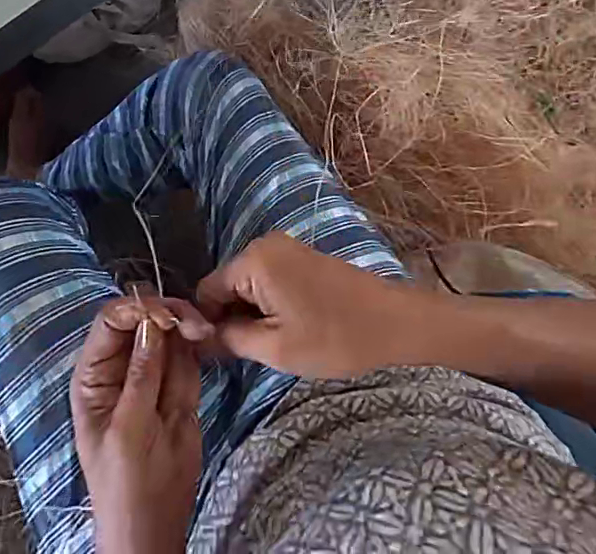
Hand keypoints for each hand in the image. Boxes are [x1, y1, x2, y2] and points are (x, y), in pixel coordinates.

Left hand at [71, 295, 210, 553]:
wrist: (153, 531)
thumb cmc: (126, 485)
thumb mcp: (128, 430)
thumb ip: (140, 376)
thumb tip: (150, 324)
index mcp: (95, 373)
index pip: (110, 322)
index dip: (134, 309)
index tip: (163, 313)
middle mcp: (120, 366)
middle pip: (141, 321)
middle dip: (165, 314)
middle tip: (193, 322)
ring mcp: (149, 377)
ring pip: (166, 335)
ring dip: (184, 327)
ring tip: (201, 330)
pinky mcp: (176, 391)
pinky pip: (185, 359)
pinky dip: (195, 348)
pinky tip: (204, 341)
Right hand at [195, 234, 436, 378]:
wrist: (397, 323)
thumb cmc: (336, 337)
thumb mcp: (277, 348)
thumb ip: (230, 339)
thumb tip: (198, 337)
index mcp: (253, 260)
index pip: (206, 290)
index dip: (209, 323)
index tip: (223, 353)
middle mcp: (262, 244)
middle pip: (227, 284)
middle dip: (233, 316)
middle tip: (254, 350)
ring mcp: (282, 246)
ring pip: (247, 284)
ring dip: (252, 311)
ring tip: (276, 339)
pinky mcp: (299, 255)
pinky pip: (266, 277)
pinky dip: (269, 302)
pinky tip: (290, 324)